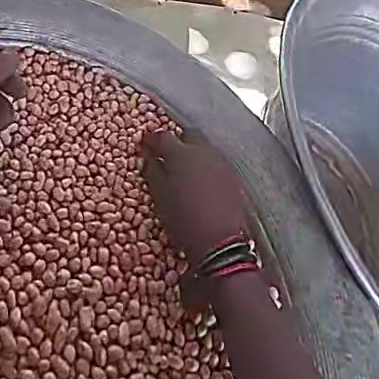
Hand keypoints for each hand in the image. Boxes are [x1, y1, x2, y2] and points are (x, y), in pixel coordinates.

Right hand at [142, 131, 248, 259]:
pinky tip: (199, 180)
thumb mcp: (160, 197)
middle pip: (189, 135)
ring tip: (183, 168)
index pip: (163, 137)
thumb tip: (149, 157)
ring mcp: (221, 164)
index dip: (151, 139)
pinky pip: (216, 162)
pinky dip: (205, 165)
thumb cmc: (183, 221)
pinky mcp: (232, 177)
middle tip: (166, 154)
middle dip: (177, 140)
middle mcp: (204, 153)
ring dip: (192, 153)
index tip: (145, 143)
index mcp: (181, 155)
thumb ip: (153, 171)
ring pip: (204, 148)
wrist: (220, 243)